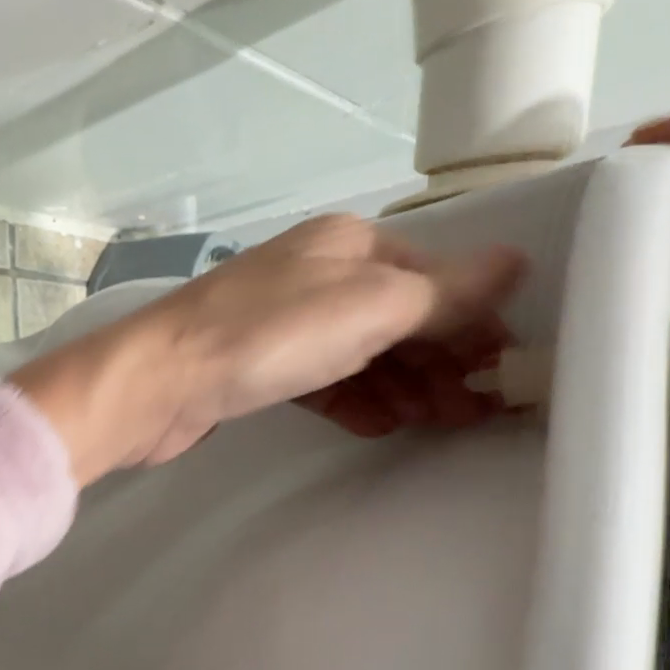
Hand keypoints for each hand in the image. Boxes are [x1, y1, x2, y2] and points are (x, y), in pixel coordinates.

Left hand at [7, 215, 525, 486]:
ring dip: (403, 384)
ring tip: (437, 423)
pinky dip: (352, 398)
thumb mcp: (370, 304)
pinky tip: (378, 425)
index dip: (475, 319)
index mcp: (344, 243)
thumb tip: (515, 262)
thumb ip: (445, 290)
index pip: (433, 274)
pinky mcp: (246, 367)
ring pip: (357, 350)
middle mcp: (309, 274)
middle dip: (442, 359)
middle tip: (478, 411)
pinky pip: (317, 379)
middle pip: (396, 314)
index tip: (509, 369)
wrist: (154, 384)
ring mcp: (273, 322)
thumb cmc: (264, 336)